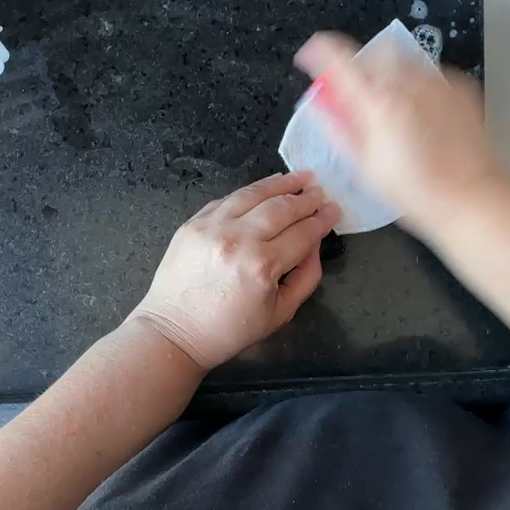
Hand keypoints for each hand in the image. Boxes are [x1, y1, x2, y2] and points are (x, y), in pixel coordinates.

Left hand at [130, 171, 340, 369]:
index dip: (322, 220)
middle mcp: (239, 239)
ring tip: (300, 177)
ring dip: (281, 183)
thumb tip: (315, 244)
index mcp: (263, 266)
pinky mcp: (193, 223)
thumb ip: (306, 277)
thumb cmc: (230, 330)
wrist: (174, 331)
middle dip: (306, 199)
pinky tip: (266, 187)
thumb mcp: (280, 313)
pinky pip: (228, 199)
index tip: (334, 210)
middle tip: (320, 192)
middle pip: (282, 208)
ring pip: (254, 194)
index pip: (303, 233)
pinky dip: (251, 192)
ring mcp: (213, 227)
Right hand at [293, 31, 505, 234]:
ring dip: (389, 76)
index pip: (338, 59)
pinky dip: (416, 87)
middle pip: (373, 53)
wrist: (470, 195)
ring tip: (391, 109)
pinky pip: (430, 75)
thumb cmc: (418, 189)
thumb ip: (339, 127)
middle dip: (360, 66)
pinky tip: (419, 116)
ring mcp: (438, 82)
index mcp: (379, 102)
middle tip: (356, 92)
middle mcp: (408, 83)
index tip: (311, 55)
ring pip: (403, 61)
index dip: (319, 53)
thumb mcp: (366, 163)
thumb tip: (321, 106)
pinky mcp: (460, 88)